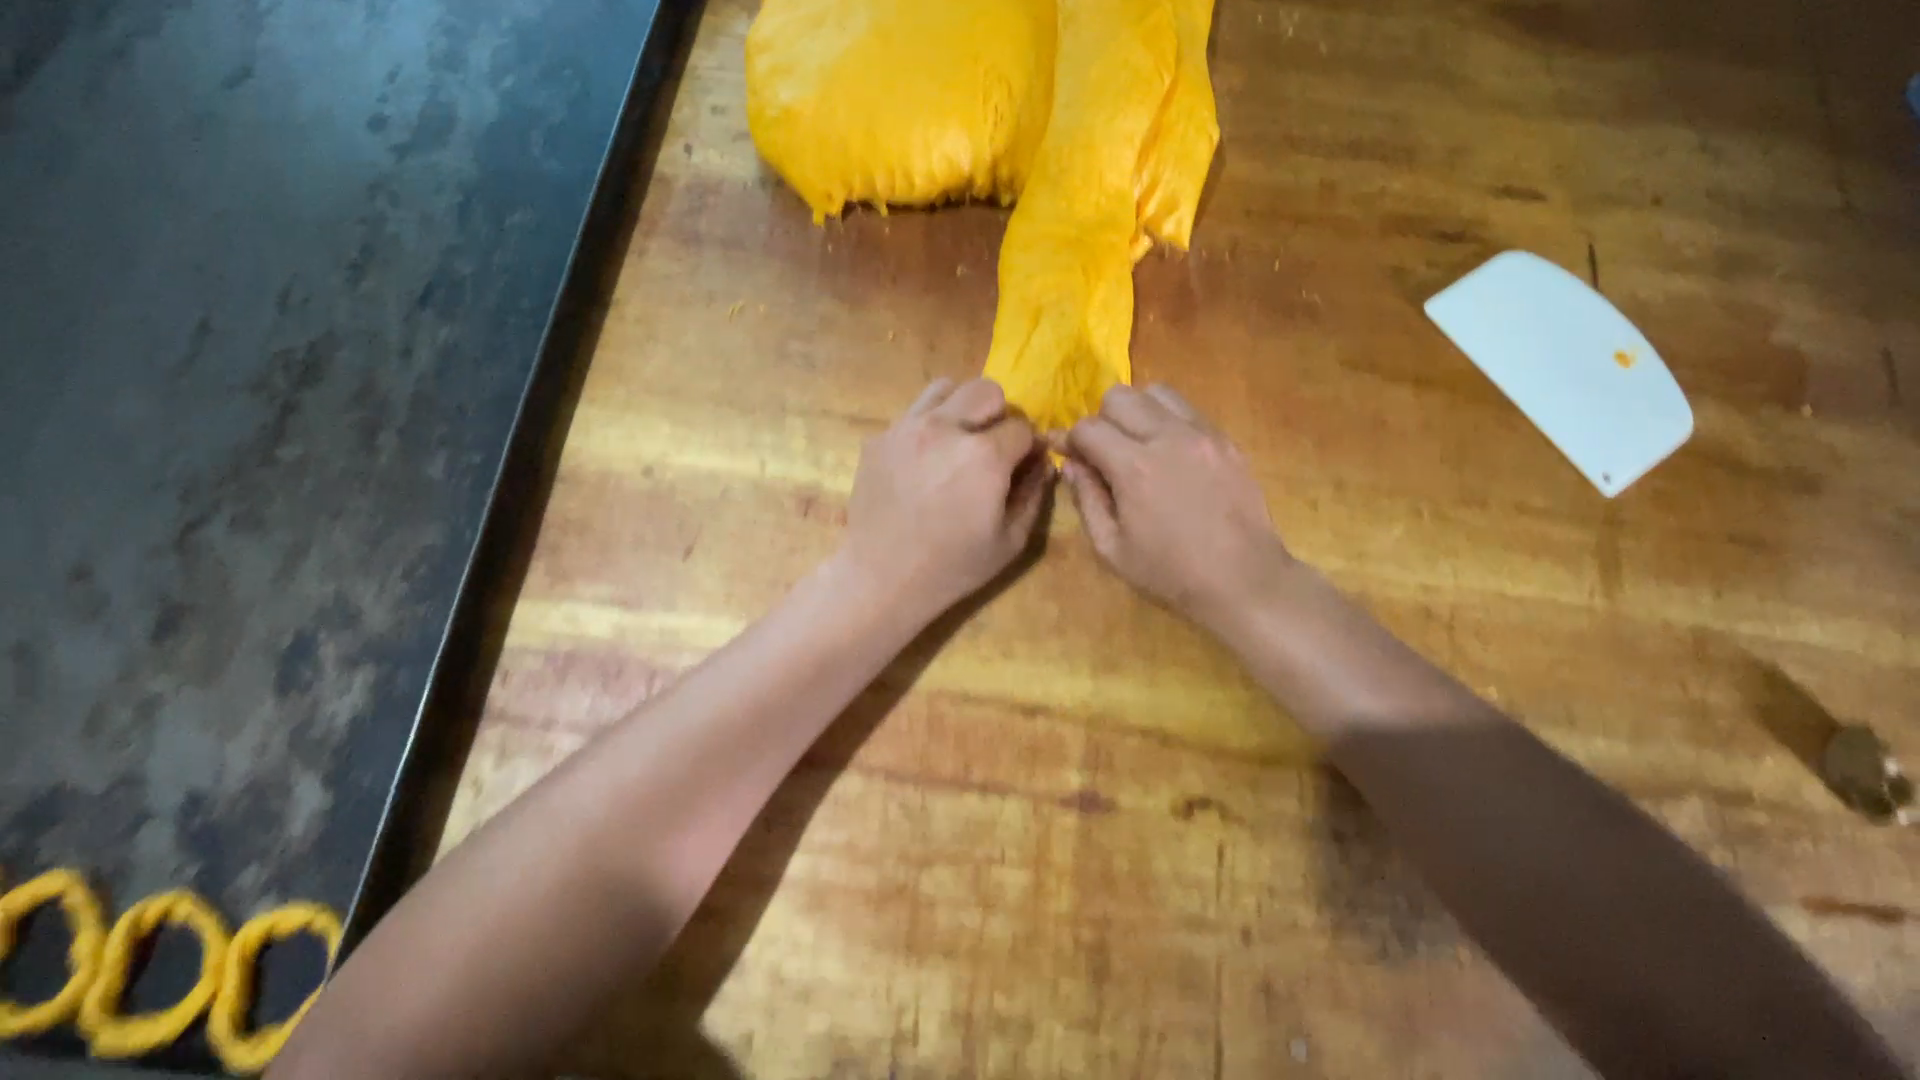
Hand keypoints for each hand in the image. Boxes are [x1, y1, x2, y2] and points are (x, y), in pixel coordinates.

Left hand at [839, 378, 1051, 616]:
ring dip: (961, 409)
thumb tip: (1043, 463)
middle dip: (998, 415)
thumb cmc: (953, 568)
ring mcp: (907, 428)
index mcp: (984, 456)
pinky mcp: (880, 438)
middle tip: (991, 447)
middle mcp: (945, 429)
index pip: (1021, 425)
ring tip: (957, 443)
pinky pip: (912, 414)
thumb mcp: (1010, 541)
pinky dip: (927, 427)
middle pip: (986, 390)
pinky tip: (923, 462)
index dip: (1027, 445)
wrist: (882, 578)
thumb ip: (1033, 494)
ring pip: (946, 388)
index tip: (1022, 463)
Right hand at [1064, 384, 1292, 626]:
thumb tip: (1072, 465)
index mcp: (1134, 467)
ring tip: (1139, 445)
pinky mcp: (1226, 440)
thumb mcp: (1112, 549)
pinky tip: (1170, 455)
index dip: (1070, 439)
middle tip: (1105, 452)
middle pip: (1120, 396)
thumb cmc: (1170, 573)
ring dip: (1138, 412)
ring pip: (1157, 392)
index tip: (1067, 455)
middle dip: (1102, 420)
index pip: (1088, 428)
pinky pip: (1188, 410)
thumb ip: (1087, 501)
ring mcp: (1202, 434)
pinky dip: (1169, 421)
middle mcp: (1167, 437)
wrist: (1242, 579)